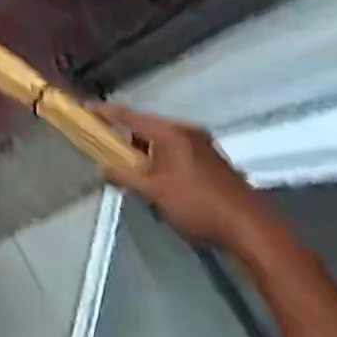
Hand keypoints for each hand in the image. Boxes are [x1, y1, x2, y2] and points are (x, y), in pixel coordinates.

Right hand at [94, 104, 288, 259]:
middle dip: (127, 139)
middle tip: (111, 153)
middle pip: (147, 127)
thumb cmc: (197, 205)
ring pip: (164, 140)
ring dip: (146, 152)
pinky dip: (163, 159)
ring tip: (135, 173)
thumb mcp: (154, 193)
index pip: (130, 116)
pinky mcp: (212, 160)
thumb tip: (101, 169)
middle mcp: (187, 131)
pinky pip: (177, 150)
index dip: (106, 113)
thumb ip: (125, 177)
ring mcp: (203, 144)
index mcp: (171, 132)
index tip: (86, 108)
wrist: (249, 227)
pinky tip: (161, 181)